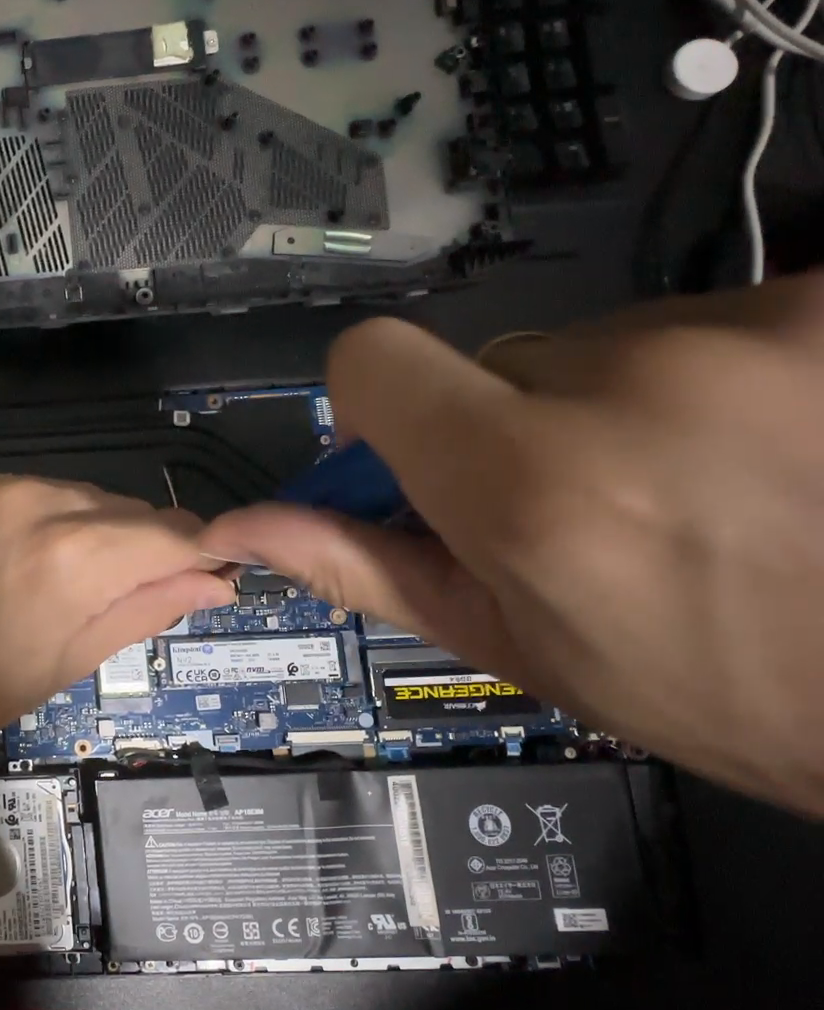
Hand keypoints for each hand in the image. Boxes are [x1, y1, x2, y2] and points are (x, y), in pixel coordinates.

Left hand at [0, 475, 234, 784]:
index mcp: (70, 556)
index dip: (198, 553)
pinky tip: (6, 558)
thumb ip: (147, 608)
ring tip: (52, 579)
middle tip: (118, 590)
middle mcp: (30, 502)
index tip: (205, 572)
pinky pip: (16, 491)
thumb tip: (212, 580)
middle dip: (137, 545)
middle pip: (122, 508)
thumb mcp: (70, 661)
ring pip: (70, 495)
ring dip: (83, 528)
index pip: (170, 532)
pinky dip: (28, 518)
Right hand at [198, 275, 823, 813]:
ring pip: (614, 341)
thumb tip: (240, 528)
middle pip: (500, 360)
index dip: (377, 405)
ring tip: (711, 481)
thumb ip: (363, 565)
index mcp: (525, 482)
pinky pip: (722, 319)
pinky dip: (730, 374)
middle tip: (591, 499)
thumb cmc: (718, 690)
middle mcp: (634, 382)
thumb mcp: (513, 642)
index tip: (423, 454)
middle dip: (518, 420)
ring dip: (629, 399)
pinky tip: (783, 446)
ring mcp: (760, 330)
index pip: (371, 361)